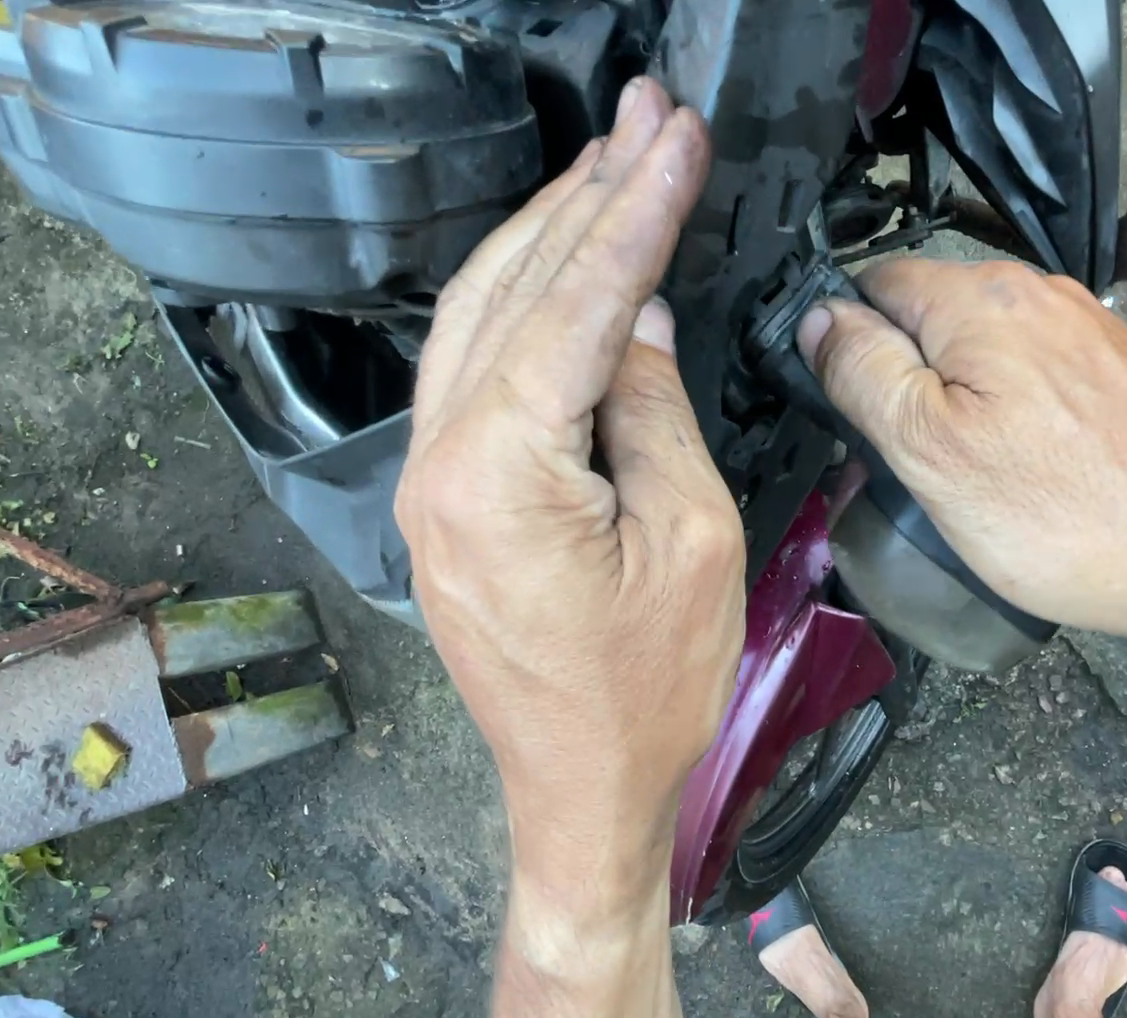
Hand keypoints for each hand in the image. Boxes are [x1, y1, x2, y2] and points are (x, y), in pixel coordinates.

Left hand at [396, 79, 737, 888]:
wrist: (585, 787)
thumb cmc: (652, 688)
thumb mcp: (694, 541)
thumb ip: (656, 415)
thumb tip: (641, 324)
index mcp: (501, 474)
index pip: (577, 306)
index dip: (635, 213)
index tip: (678, 138)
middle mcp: (440, 464)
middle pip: (514, 292)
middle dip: (586, 197)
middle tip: (646, 120)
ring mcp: (432, 483)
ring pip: (483, 321)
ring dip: (549, 240)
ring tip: (611, 172)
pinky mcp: (450, 502)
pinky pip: (480, 375)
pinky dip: (527, 310)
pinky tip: (566, 275)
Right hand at [797, 258, 1126, 656]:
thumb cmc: (1058, 514)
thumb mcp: (929, 450)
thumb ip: (864, 373)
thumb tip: (818, 318)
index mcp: (982, 298)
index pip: (874, 285)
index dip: (847, 343)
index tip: (852, 414)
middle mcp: (1041, 294)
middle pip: (931, 318)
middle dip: (902, 377)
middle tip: (903, 463)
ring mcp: (1090, 330)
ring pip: (983, 350)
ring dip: (954, 399)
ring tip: (964, 477)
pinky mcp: (1122, 373)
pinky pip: (1035, 375)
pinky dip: (1008, 411)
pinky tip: (1025, 470)